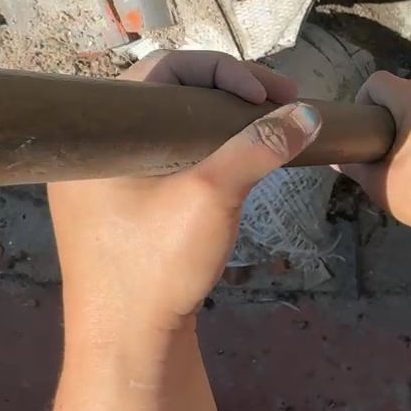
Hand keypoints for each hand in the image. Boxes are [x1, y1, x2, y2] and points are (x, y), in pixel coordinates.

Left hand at [47, 51, 320, 350]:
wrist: (129, 341)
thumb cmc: (157, 264)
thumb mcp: (213, 197)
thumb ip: (261, 148)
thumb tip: (311, 114)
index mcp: (101, 133)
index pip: (166, 69)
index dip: (224, 71)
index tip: (270, 97)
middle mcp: (100, 145)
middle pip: (172, 90)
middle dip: (232, 89)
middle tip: (281, 104)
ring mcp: (111, 174)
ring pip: (176, 120)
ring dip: (226, 117)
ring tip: (269, 127)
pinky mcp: (127, 199)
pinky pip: (174, 148)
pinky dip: (212, 142)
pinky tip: (241, 156)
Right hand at [335, 72, 410, 241]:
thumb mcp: (380, 183)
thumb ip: (354, 165)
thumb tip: (338, 158)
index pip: (379, 81)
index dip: (363, 100)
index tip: (364, 129)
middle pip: (403, 89)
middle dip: (387, 110)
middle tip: (380, 143)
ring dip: (410, 117)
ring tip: (406, 150)